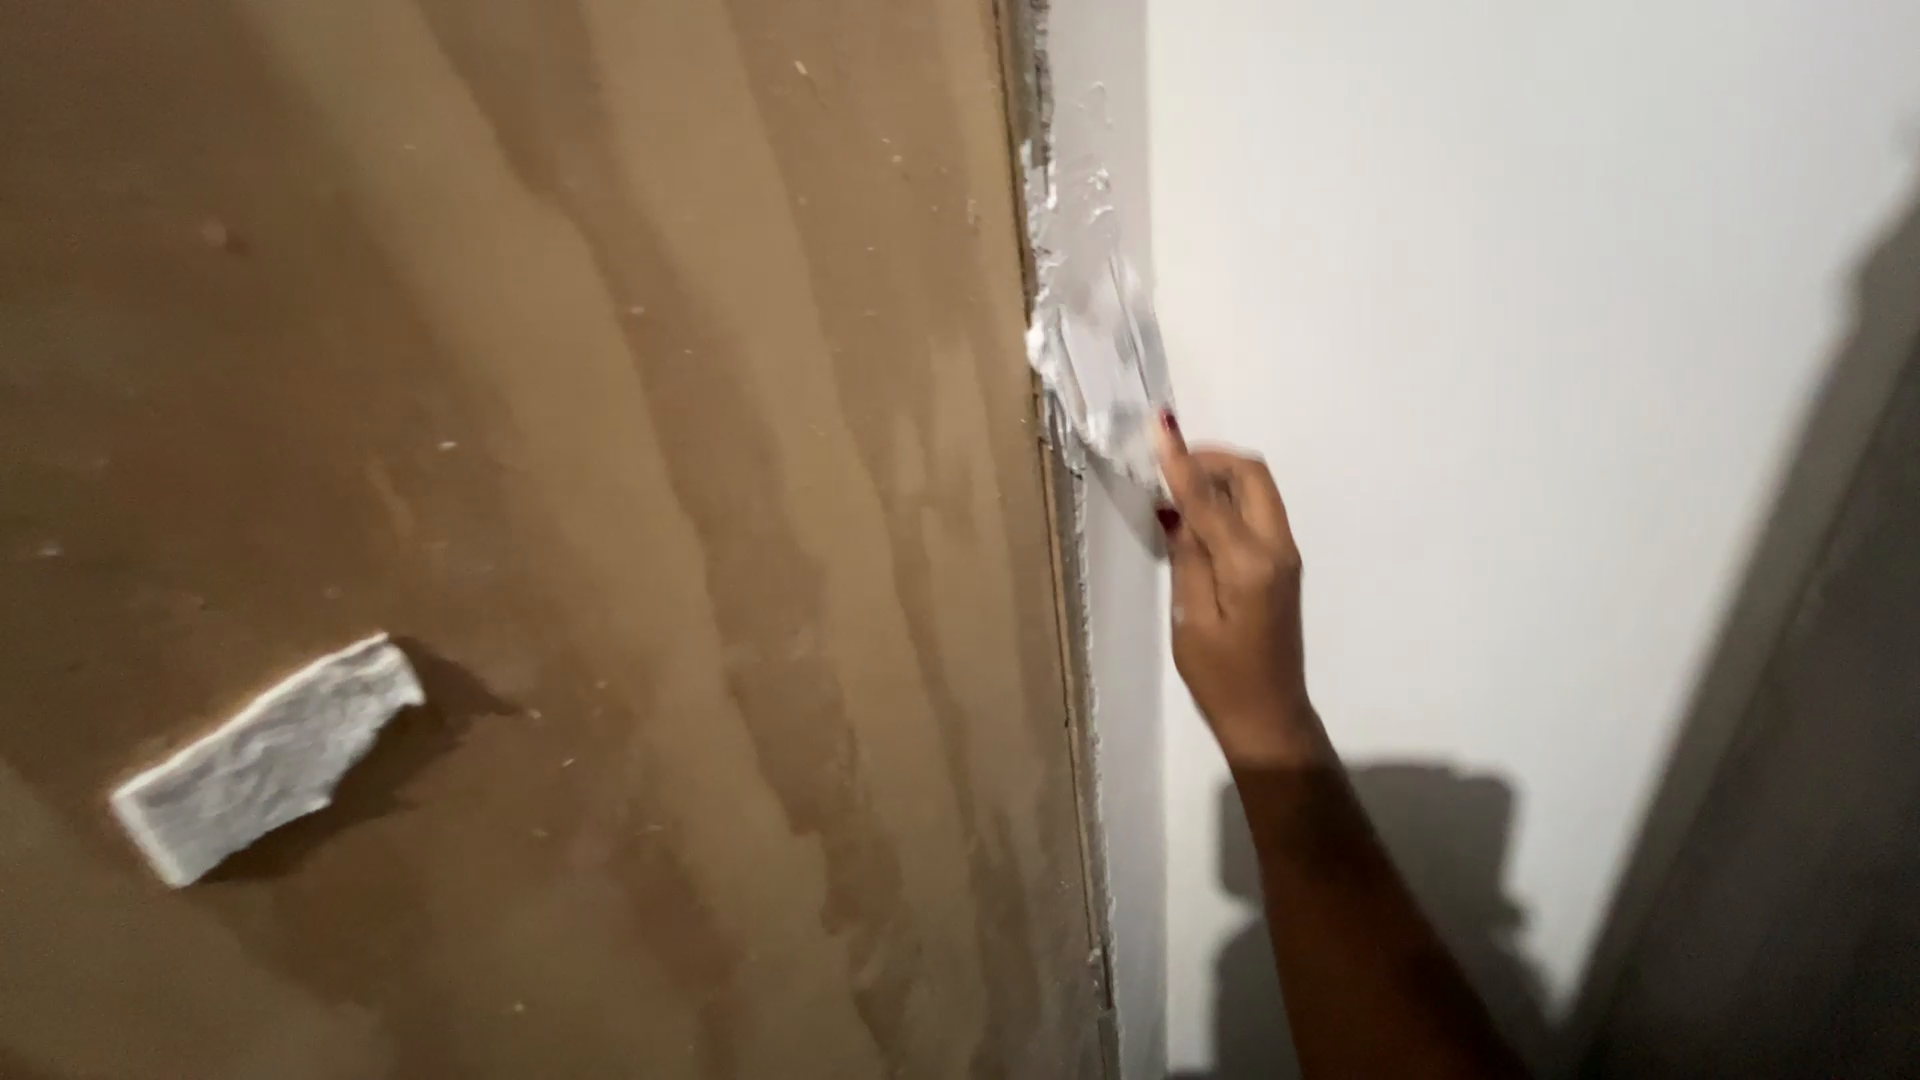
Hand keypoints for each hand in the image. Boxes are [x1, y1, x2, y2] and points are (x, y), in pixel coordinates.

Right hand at [1155, 412, 1325, 767]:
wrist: (1268, 714)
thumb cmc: (1220, 676)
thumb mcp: (1190, 617)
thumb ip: (1187, 556)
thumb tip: (1176, 508)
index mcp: (1249, 563)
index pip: (1209, 497)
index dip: (1181, 460)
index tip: (1161, 426)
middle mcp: (1276, 549)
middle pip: (1252, 475)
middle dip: (1211, 458)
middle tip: (1169, 465)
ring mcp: (1284, 555)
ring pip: (1257, 490)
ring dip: (1220, 476)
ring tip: (1176, 488)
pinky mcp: (1280, 565)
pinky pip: (1256, 512)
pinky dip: (1227, 499)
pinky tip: (1196, 515)